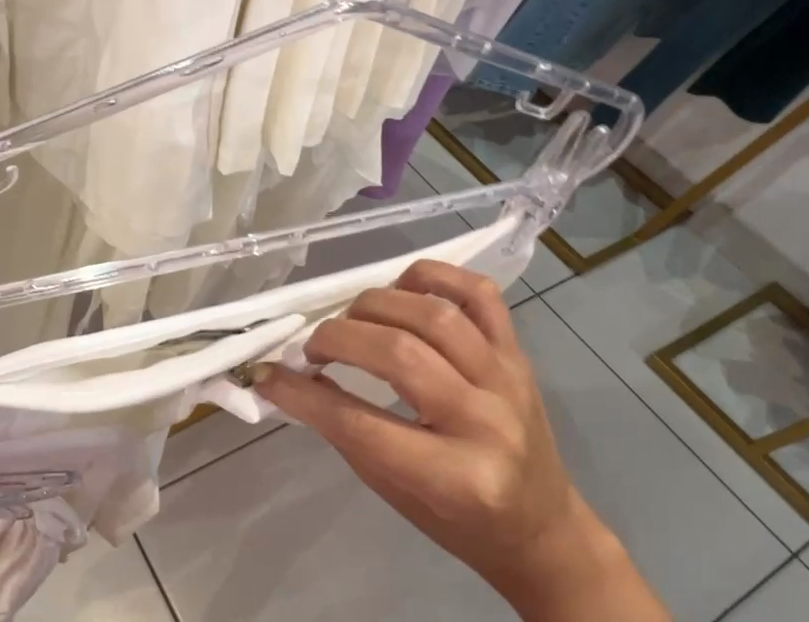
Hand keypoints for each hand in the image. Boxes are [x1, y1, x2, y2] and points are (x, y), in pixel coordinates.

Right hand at [253, 260, 666, 621]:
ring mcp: (508, 381)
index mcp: (453, 476)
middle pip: (397, 354)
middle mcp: (485, 422)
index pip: (358, 421)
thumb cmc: (457, 519)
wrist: (544, 530)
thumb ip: (340, 427)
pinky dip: (434, 278)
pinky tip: (401, 287)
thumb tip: (283, 377)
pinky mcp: (519, 356)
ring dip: (374, 305)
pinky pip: (480, 295)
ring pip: (433, 315)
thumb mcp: (389, 486)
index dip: (300, 394)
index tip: (265, 374)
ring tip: (351, 320)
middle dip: (336, 339)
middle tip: (312, 348)